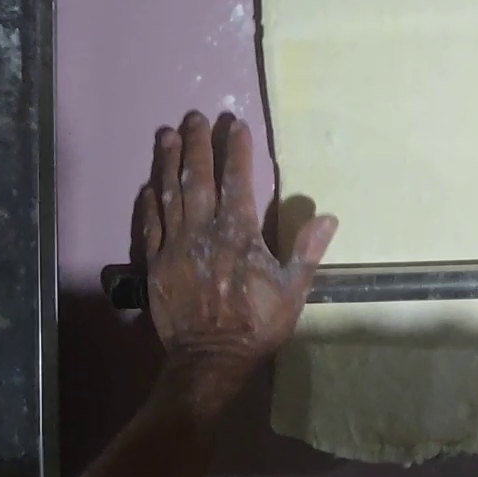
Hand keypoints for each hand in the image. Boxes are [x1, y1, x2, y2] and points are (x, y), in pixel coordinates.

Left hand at [138, 112, 337, 416]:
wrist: (211, 359)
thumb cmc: (258, 324)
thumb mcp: (294, 291)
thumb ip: (307, 251)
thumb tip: (328, 217)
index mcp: (239, 235)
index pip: (237, 181)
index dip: (236, 151)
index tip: (234, 124)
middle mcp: (204, 233)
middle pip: (198, 179)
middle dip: (198, 145)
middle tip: (195, 116)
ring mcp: (175, 247)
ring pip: (169, 194)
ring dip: (169, 162)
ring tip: (168, 134)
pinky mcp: (156, 264)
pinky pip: (150, 225)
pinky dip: (150, 202)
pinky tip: (150, 184)